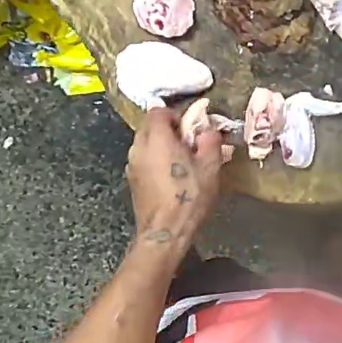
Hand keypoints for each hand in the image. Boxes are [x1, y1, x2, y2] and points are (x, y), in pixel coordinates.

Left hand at [126, 107, 222, 251]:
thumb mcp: (210, 166)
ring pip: (145, 143)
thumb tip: (208, 130)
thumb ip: (210, 140)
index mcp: (156, 137)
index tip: (191, 131)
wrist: (164, 231)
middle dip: (168, 130)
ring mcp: (131, 164)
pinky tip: (169, 178)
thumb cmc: (189, 196)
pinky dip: (154, 160)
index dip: (176, 116)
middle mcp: (138, 146)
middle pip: (150, 125)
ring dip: (161, 146)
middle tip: (188, 146)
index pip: (159, 111)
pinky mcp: (131, 179)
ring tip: (180, 163)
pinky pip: (143, 159)